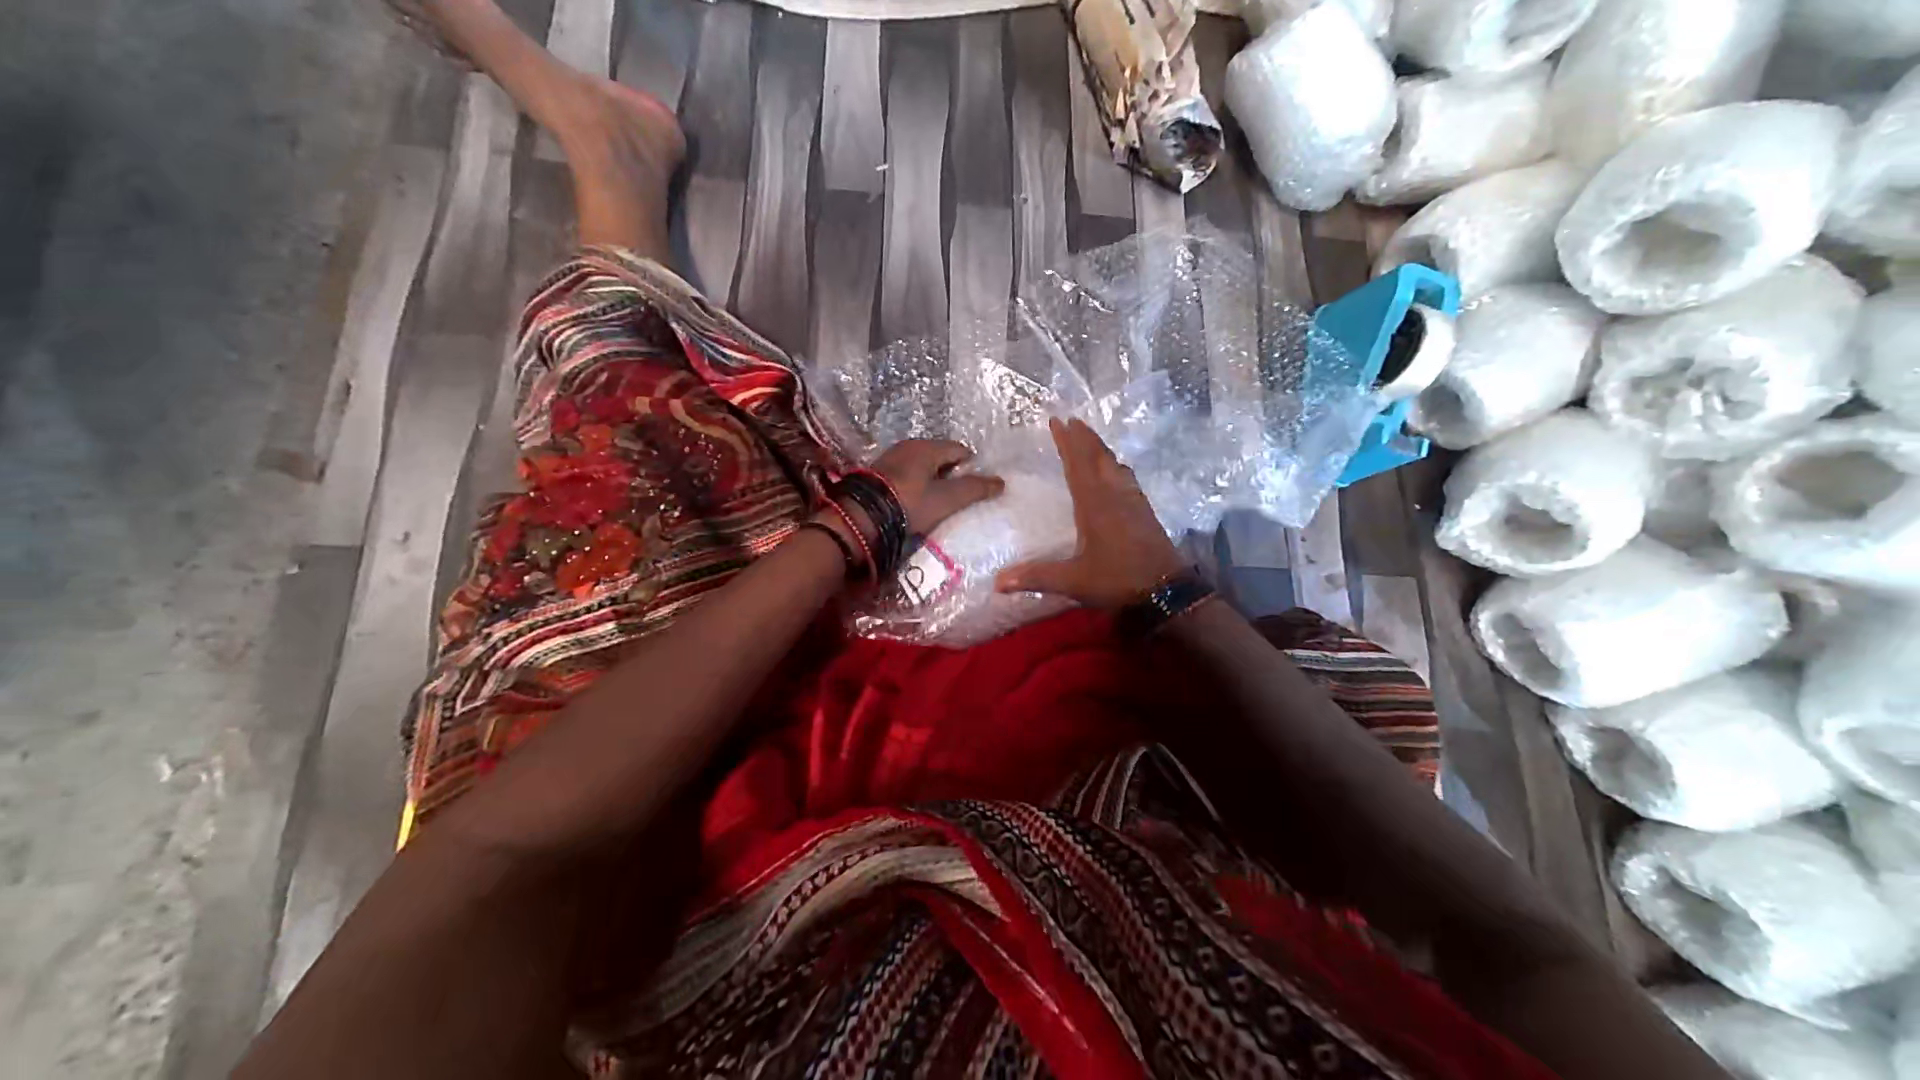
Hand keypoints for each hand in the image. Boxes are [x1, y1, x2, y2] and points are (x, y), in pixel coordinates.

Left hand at [869, 439, 1005, 534]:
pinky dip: (914, 486)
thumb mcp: (947, 499)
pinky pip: (905, 476)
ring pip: (921, 467)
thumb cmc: (910, 504)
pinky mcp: (876, 475)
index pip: (959, 450)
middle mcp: (907, 446)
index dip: (970, 467)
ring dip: (931, 481)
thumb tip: (1000, 482)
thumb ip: (974, 490)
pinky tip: (914, 504)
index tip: (974, 488)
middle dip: (950, 474)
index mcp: (927, 447)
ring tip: (936, 503)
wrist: (861, 519)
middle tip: (956, 498)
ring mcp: (889, 459)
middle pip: (939, 457)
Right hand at [994, 417, 1186, 608]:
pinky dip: (1115, 466)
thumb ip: (1036, 577)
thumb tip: (997, 582)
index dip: (1067, 442)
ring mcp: (1133, 502)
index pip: (1077, 465)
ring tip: (1090, 440)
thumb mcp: (1073, 581)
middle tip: (1073, 420)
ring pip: (1115, 466)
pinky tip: (1116, 471)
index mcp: (1095, 505)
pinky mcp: (1145, 512)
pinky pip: (1126, 478)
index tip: (1058, 420)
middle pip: (1099, 458)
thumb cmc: (1117, 580)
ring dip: (1101, 450)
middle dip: (1085, 438)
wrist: (1166, 592)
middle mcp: (1115, 496)